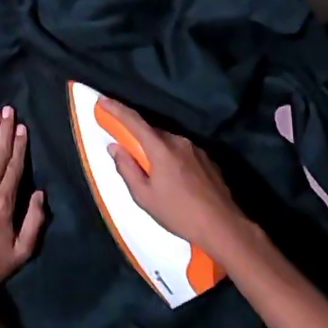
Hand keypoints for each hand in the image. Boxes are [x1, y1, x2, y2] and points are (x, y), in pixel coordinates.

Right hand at [99, 98, 245, 243]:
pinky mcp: (207, 159)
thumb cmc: (179, 213)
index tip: (103, 100)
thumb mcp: (144, 196)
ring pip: (166, 141)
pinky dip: (170, 156)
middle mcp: (179, 142)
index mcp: (161, 149)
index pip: (134, 121)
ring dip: (154, 148)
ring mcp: (196, 149)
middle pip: (151, 131)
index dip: (116, 109)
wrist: (224, 227)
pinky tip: (172, 177)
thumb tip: (115, 147)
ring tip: (152, 171)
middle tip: (126, 150)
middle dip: (136, 136)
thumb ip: (127, 168)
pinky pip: (181, 150)